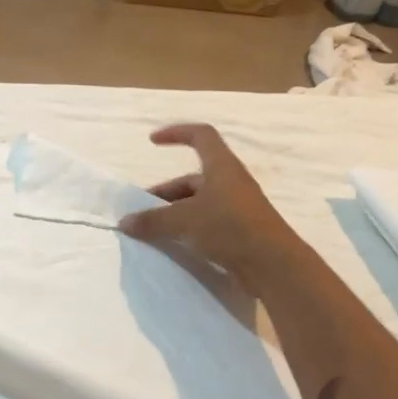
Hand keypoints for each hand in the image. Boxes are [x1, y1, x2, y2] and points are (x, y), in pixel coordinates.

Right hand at [118, 124, 303, 287]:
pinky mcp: (237, 232)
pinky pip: (204, 224)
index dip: (177, 133)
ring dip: (172, 214)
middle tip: (141, 211)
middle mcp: (229, 183)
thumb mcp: (184, 221)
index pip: (201, 136)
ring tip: (151, 232)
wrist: (273, 265)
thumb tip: (124, 222)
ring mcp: (235, 209)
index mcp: (221, 168)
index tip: (153, 141)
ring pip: (196, 204)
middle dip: (164, 192)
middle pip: (191, 179)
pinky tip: (171, 245)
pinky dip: (186, 230)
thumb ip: (152, 220)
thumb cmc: (229, 228)